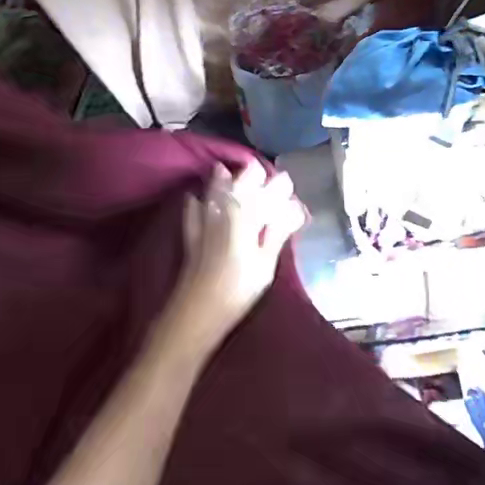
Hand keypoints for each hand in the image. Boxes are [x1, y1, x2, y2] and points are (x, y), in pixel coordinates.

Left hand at [166, 160, 305, 349]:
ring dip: (220, 182)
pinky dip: (194, 203)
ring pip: (212, 197)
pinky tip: (193, 197)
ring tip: (224, 169)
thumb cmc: (237, 291)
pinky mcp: (191, 241)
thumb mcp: (265, 264)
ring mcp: (204, 228)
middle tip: (256, 168)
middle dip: (246, 176)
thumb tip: (294, 209)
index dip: (274, 185)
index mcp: (244, 220)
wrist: (195, 315)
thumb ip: (277, 233)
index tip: (285, 178)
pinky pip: (192, 215)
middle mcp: (223, 217)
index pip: (261, 194)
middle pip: (235, 190)